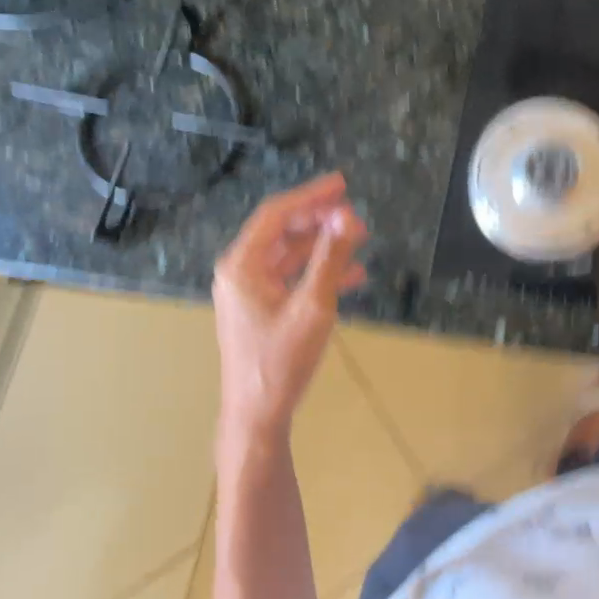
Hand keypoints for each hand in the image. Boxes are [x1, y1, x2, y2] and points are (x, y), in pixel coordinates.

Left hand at [212, 172, 367, 435]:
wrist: (257, 414)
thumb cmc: (281, 359)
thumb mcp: (313, 306)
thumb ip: (330, 258)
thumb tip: (348, 217)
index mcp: (243, 265)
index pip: (277, 214)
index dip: (311, 196)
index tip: (343, 184)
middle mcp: (240, 272)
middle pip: (281, 231)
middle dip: (319, 220)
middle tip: (354, 214)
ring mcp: (248, 292)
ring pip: (288, 254)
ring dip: (322, 245)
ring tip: (359, 240)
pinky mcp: (259, 309)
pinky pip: (290, 277)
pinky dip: (317, 271)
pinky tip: (350, 275)